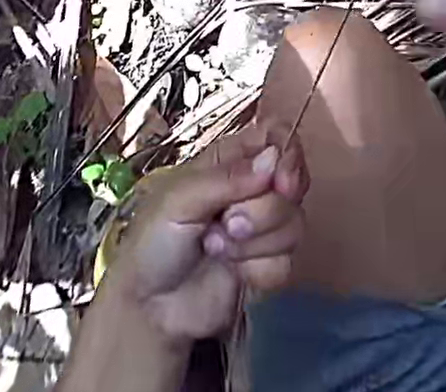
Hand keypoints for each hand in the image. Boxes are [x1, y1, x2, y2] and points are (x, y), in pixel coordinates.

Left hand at [97, 119, 308, 343]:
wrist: (151, 308)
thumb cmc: (154, 240)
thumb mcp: (180, 199)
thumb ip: (227, 178)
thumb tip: (274, 158)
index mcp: (229, 159)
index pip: (275, 136)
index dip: (288, 154)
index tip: (282, 183)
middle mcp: (251, 187)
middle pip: (291, 183)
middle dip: (262, 211)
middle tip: (227, 224)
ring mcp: (262, 225)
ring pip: (293, 223)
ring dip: (254, 243)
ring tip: (217, 247)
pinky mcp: (267, 264)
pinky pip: (286, 262)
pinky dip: (258, 270)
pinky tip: (232, 271)